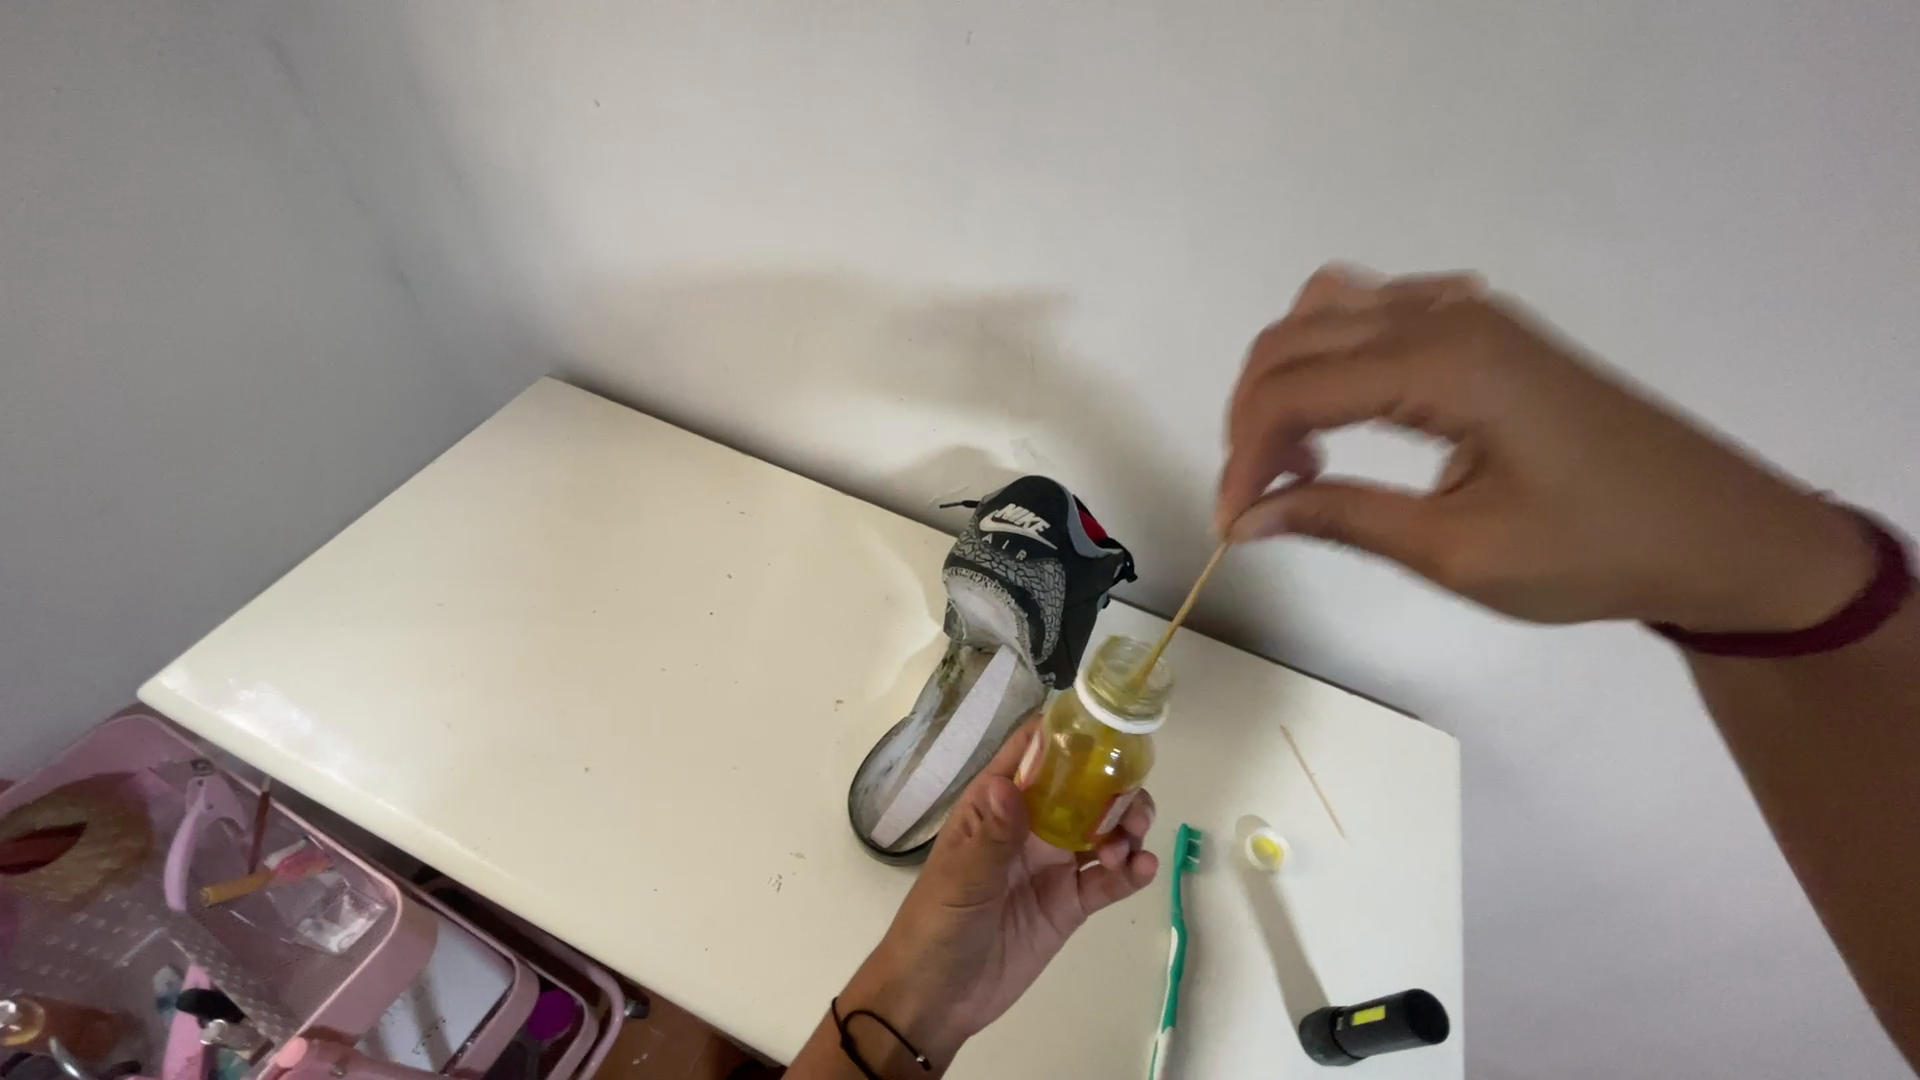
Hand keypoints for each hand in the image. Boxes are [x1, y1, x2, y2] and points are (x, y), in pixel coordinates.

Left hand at [838, 720, 1156, 1068]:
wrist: (936, 1001)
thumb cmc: (936, 924)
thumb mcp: (960, 879)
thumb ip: (992, 836)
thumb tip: (1008, 785)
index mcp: (996, 802)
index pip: (1032, 752)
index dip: (1067, 735)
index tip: (1106, 732)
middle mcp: (1029, 823)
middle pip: (1080, 786)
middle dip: (1112, 786)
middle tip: (1131, 806)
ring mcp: (1053, 862)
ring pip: (1101, 827)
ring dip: (1126, 825)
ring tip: (1131, 842)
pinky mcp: (1070, 902)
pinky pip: (1107, 878)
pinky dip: (1131, 870)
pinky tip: (1142, 868)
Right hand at [1217, 265, 1875, 632]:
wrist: (1723, 535)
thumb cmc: (1595, 552)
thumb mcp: (1455, 552)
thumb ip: (1339, 519)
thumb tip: (1245, 521)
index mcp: (1443, 367)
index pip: (1293, 393)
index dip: (1243, 460)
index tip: (1231, 526)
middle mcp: (1444, 316)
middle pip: (1289, 342)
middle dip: (1250, 422)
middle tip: (1260, 499)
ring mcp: (1463, 311)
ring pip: (1318, 313)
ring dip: (1281, 381)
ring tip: (1300, 455)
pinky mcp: (1475, 325)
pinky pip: (1364, 308)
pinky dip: (1324, 355)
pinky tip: (1345, 409)